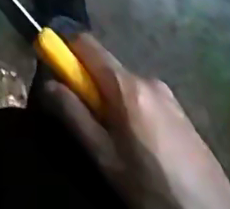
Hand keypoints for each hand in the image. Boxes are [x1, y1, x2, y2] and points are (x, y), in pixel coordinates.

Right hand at [40, 32, 229, 208]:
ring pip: (124, 85)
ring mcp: (169, 95)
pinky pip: (143, 99)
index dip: (63, 47)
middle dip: (87, 85)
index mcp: (127, 85)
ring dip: (109, 101)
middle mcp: (148, 79)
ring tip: (112, 142)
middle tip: (82, 120)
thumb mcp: (105, 158)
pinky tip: (138, 148)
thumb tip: (48, 83)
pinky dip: (129, 111)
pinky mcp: (182, 113)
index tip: (49, 63)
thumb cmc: (152, 187)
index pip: (85, 43)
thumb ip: (74, 116)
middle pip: (104, 66)